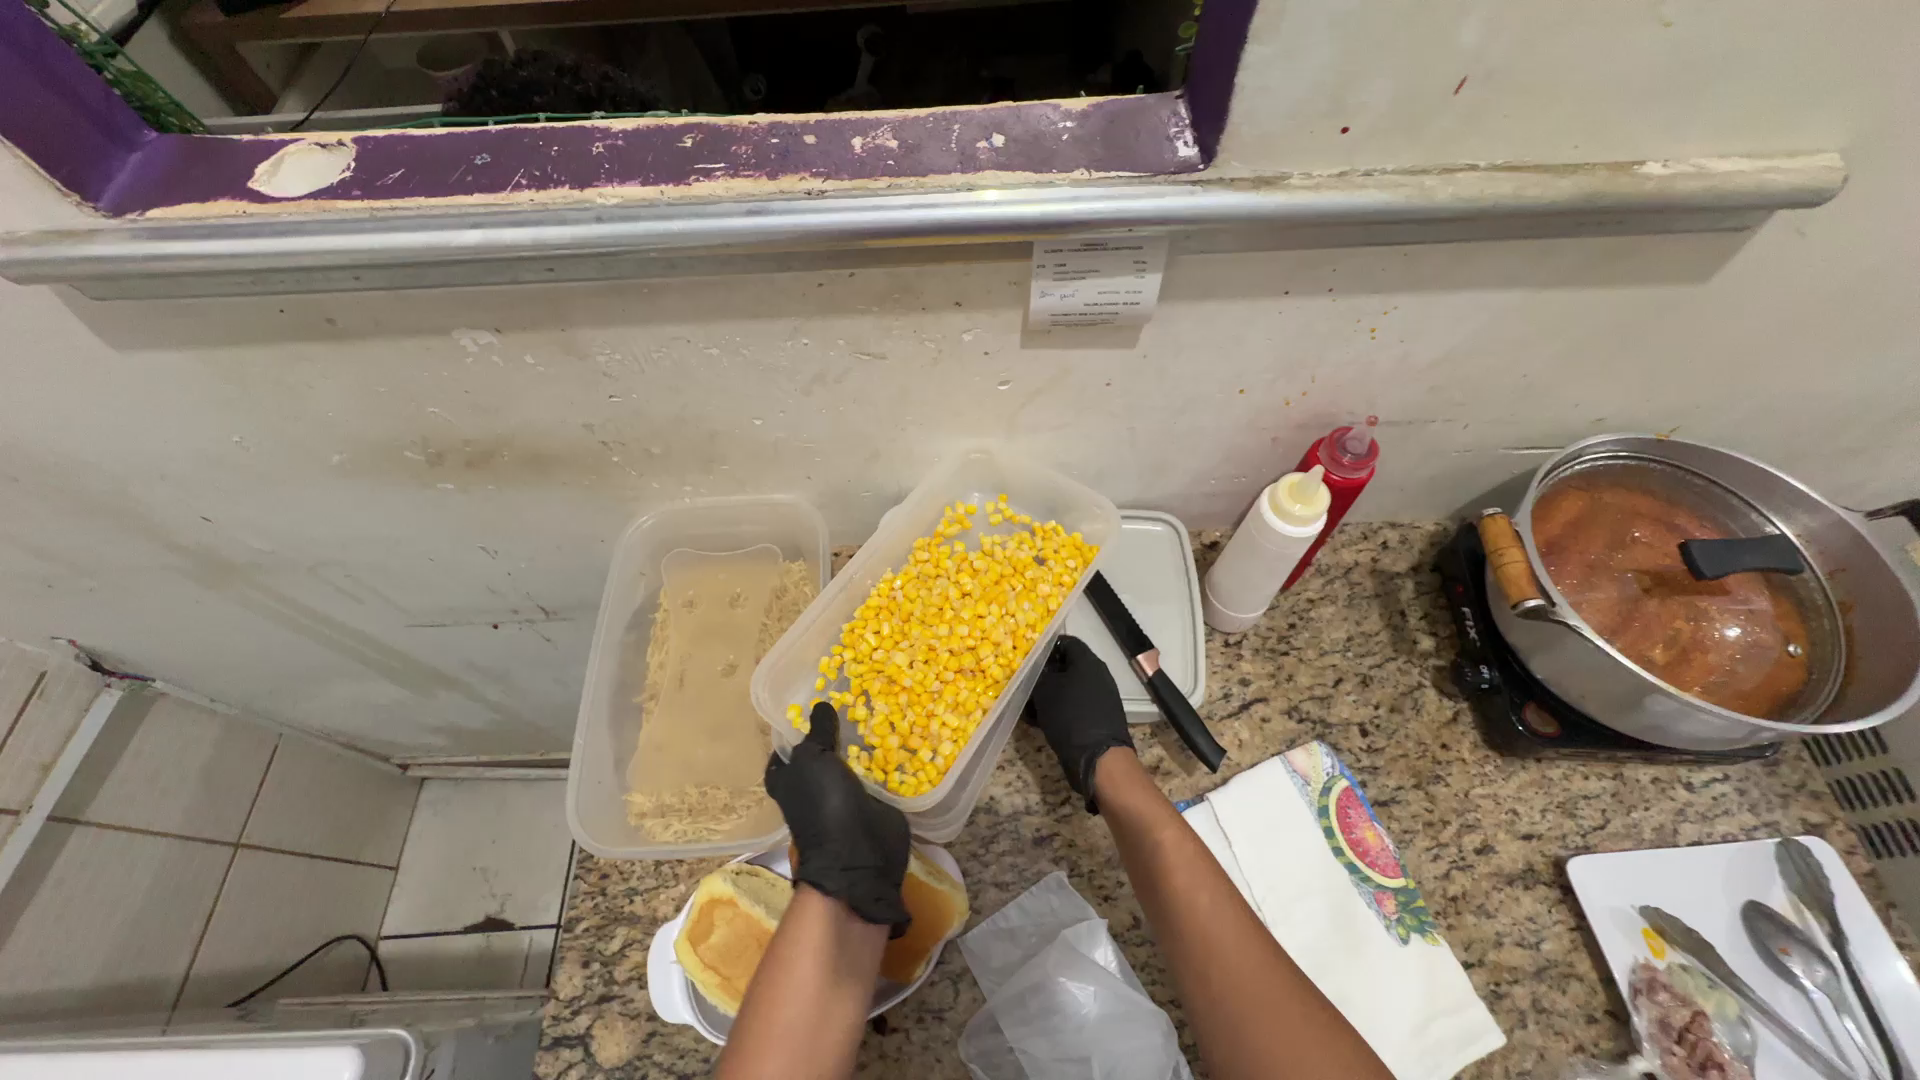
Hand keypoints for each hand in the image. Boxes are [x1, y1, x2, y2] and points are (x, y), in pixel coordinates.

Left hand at [765, 703, 911, 932]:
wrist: (859, 853)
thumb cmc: (823, 804)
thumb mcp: (812, 759)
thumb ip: (817, 732)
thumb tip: (819, 704)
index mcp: (788, 781)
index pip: (784, 755)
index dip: (793, 735)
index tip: (811, 710)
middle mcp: (813, 790)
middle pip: (822, 757)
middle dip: (836, 736)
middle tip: (856, 705)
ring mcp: (844, 799)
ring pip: (852, 766)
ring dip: (866, 748)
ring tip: (882, 714)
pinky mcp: (873, 806)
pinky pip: (878, 780)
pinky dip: (887, 765)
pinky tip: (900, 741)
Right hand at [1026, 635, 1134, 812]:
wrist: (1098, 757)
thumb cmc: (1070, 716)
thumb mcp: (1045, 690)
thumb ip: (1038, 674)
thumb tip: (1036, 669)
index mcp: (1088, 662)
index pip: (1067, 642)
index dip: (1046, 647)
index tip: (1027, 656)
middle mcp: (1097, 676)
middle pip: (1067, 667)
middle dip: (1043, 674)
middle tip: (1023, 682)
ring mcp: (1099, 699)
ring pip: (1067, 689)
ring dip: (1047, 695)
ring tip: (1026, 706)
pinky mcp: (1096, 719)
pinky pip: (1071, 707)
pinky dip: (1056, 710)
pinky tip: (1037, 721)